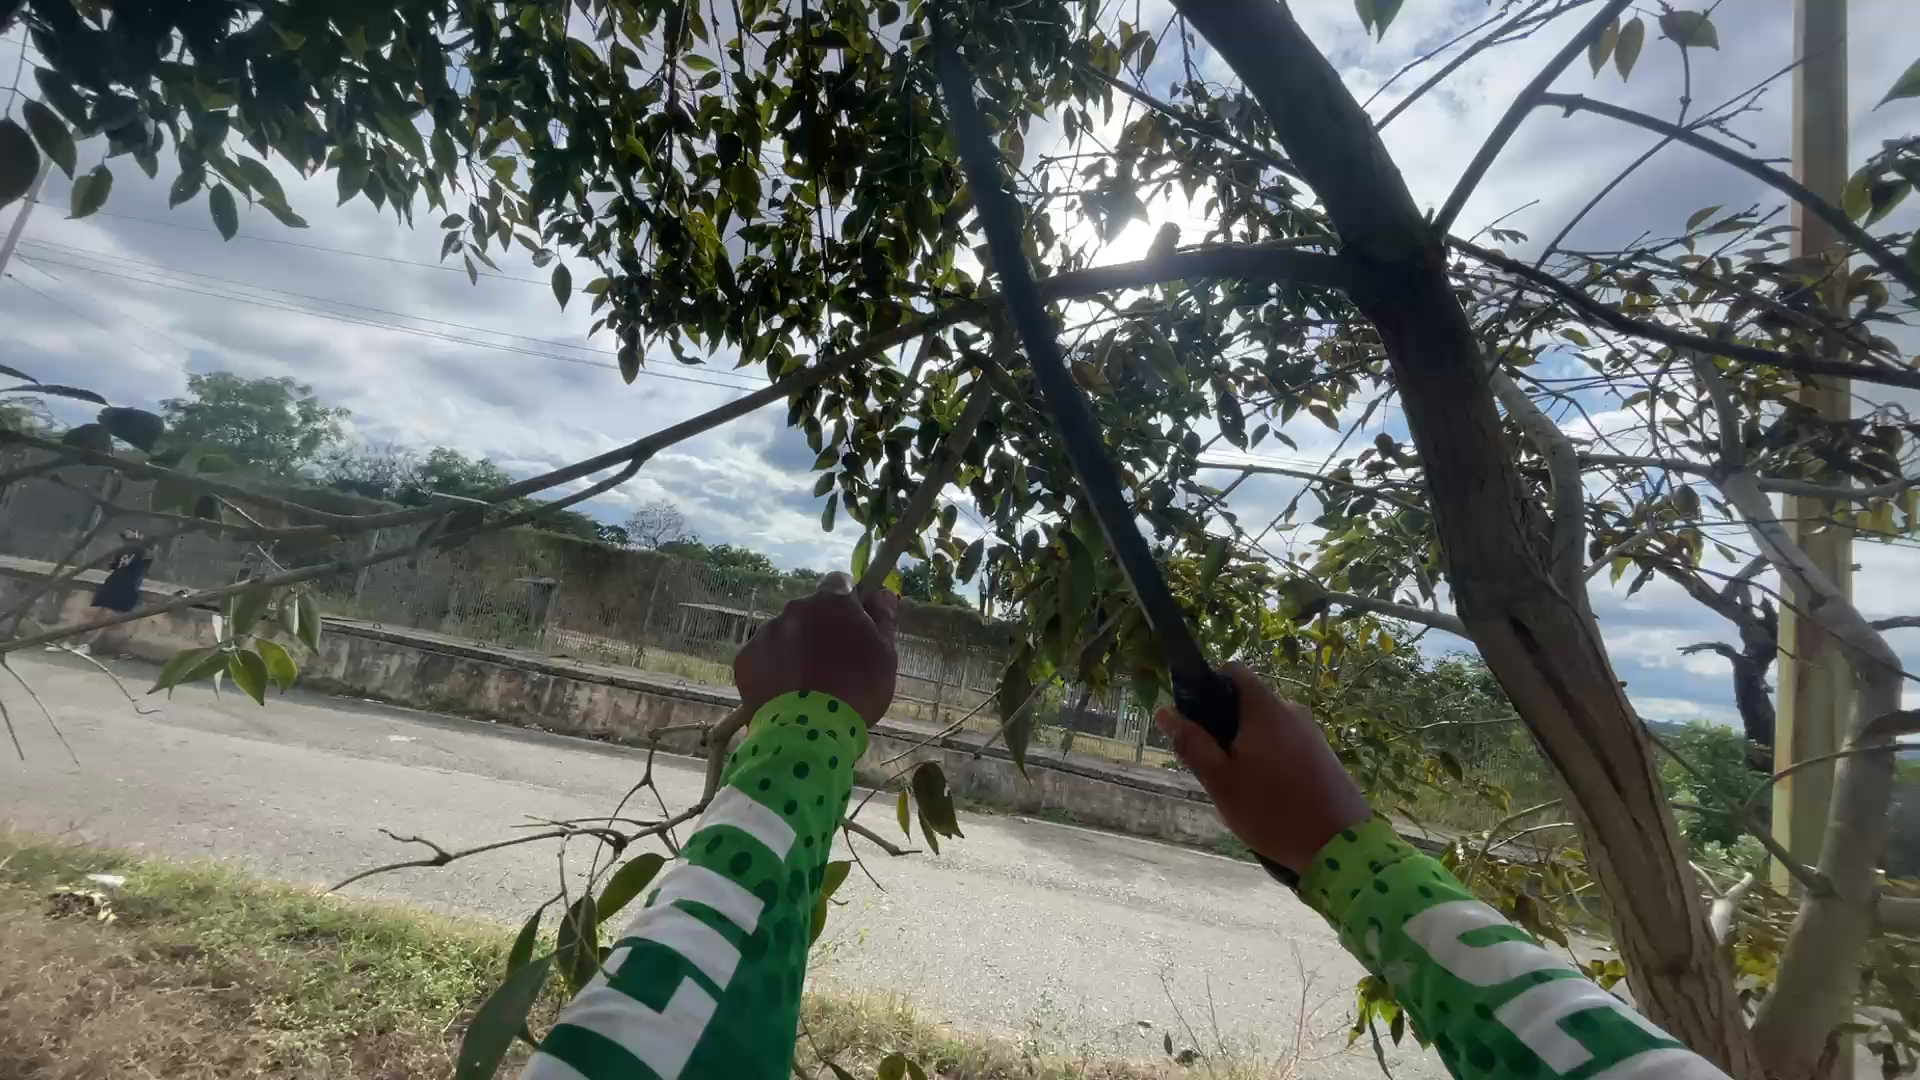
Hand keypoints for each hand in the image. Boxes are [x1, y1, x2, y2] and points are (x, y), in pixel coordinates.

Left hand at [733, 572, 898, 724]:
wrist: (810, 732)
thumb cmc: (858, 689)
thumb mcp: (886, 654)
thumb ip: (883, 618)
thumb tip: (882, 593)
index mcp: (831, 602)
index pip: (839, 583)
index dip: (848, 600)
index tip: (854, 622)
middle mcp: (795, 608)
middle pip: (810, 610)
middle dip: (820, 627)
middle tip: (833, 662)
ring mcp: (766, 632)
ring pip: (786, 632)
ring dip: (796, 647)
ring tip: (807, 683)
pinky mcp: (745, 658)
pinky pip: (764, 656)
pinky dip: (774, 668)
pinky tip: (786, 692)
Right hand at [1155, 664, 1370, 872]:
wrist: (1344, 851)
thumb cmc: (1272, 810)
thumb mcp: (1220, 780)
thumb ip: (1191, 743)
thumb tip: (1165, 712)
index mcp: (1265, 709)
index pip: (1234, 671)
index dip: (1209, 686)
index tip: (1197, 719)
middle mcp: (1292, 712)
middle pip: (1248, 703)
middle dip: (1226, 726)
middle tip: (1215, 764)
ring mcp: (1313, 734)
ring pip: (1267, 727)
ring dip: (1249, 746)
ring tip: (1242, 786)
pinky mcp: (1326, 757)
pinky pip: (1287, 745)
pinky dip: (1272, 759)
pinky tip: (1269, 795)